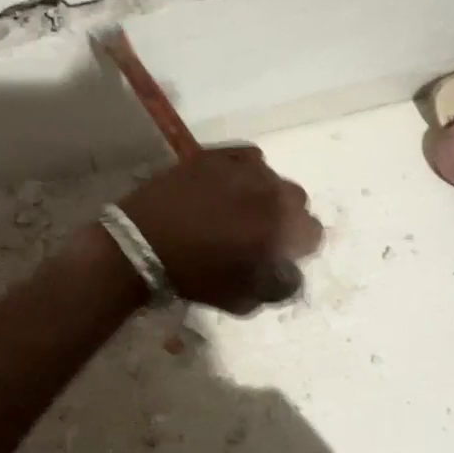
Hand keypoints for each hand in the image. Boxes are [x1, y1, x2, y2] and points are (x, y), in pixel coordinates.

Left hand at [118, 146, 323, 313]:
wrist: (141, 244)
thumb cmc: (194, 276)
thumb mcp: (244, 298)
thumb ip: (279, 285)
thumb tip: (290, 270)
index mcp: (280, 227)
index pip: (312, 232)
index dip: (296, 245)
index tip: (276, 253)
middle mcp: (269, 190)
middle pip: (295, 200)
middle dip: (282, 215)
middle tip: (256, 230)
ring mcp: (241, 167)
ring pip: (270, 177)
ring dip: (261, 192)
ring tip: (235, 207)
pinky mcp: (216, 154)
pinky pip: (247, 157)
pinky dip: (244, 170)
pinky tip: (226, 185)